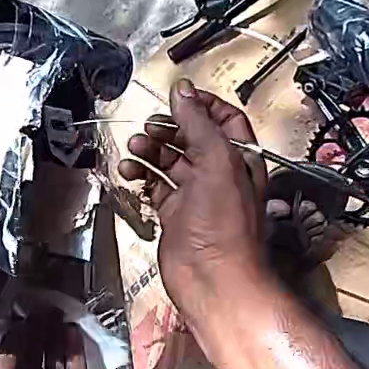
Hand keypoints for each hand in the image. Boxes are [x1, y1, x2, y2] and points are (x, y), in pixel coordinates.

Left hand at [0, 308, 112, 368]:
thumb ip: (6, 359)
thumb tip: (10, 326)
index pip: (5, 359)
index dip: (10, 333)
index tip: (15, 303)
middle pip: (30, 357)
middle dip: (33, 329)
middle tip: (39, 297)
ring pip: (54, 361)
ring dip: (54, 335)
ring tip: (57, 303)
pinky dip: (75, 349)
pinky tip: (72, 325)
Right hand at [117, 80, 270, 308]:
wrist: (212, 279)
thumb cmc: (223, 224)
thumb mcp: (216, 160)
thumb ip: (198, 122)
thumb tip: (183, 89)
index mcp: (239, 158)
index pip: (224, 119)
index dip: (202, 105)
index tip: (176, 97)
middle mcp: (219, 174)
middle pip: (192, 137)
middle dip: (169, 127)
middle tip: (150, 126)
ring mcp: (195, 194)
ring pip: (170, 160)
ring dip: (151, 149)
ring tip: (136, 146)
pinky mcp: (174, 213)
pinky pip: (155, 185)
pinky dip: (141, 174)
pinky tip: (129, 170)